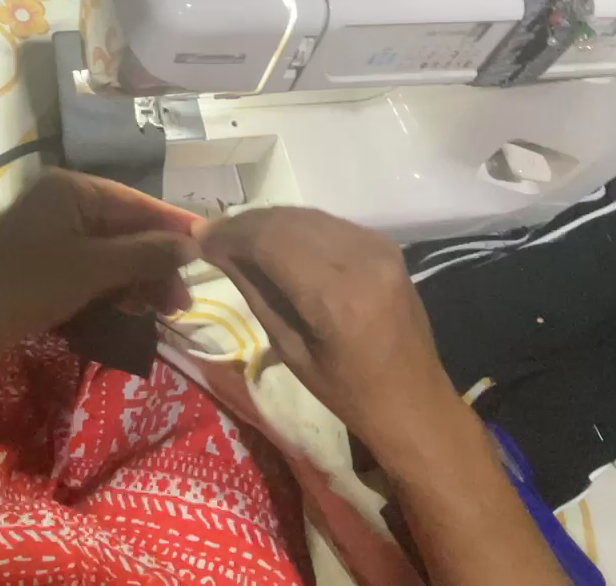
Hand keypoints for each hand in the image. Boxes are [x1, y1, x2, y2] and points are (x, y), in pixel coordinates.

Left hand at [0, 171, 201, 356]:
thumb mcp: (92, 270)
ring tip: (167, 310)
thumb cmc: (26, 287)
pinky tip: (135, 308)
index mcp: (71, 189)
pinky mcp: (47, 262)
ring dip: (140, 278)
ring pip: (112, 251)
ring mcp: (53, 232)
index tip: (212, 247)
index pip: (135, 201)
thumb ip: (145, 254)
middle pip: (126, 227)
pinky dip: (116, 285)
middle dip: (157, 261)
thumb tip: (194, 244)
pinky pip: (93, 267)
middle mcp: (63, 202)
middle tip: (184, 299)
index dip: (174, 226)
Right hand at [198, 207, 458, 451]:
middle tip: (212, 235)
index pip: (270, 242)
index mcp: (337, 297)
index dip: (230, 234)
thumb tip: (217, 250)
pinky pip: (327, 223)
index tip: (200, 238)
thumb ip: (254, 291)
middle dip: (244, 224)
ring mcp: (377, 246)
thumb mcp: (290, 349)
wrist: (414, 400)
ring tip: (237, 236)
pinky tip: (274, 239)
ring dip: (267, 221)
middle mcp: (360, 259)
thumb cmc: (347, 392)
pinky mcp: (384, 243)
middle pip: (286, 221)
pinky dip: (294, 225)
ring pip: (305, 215)